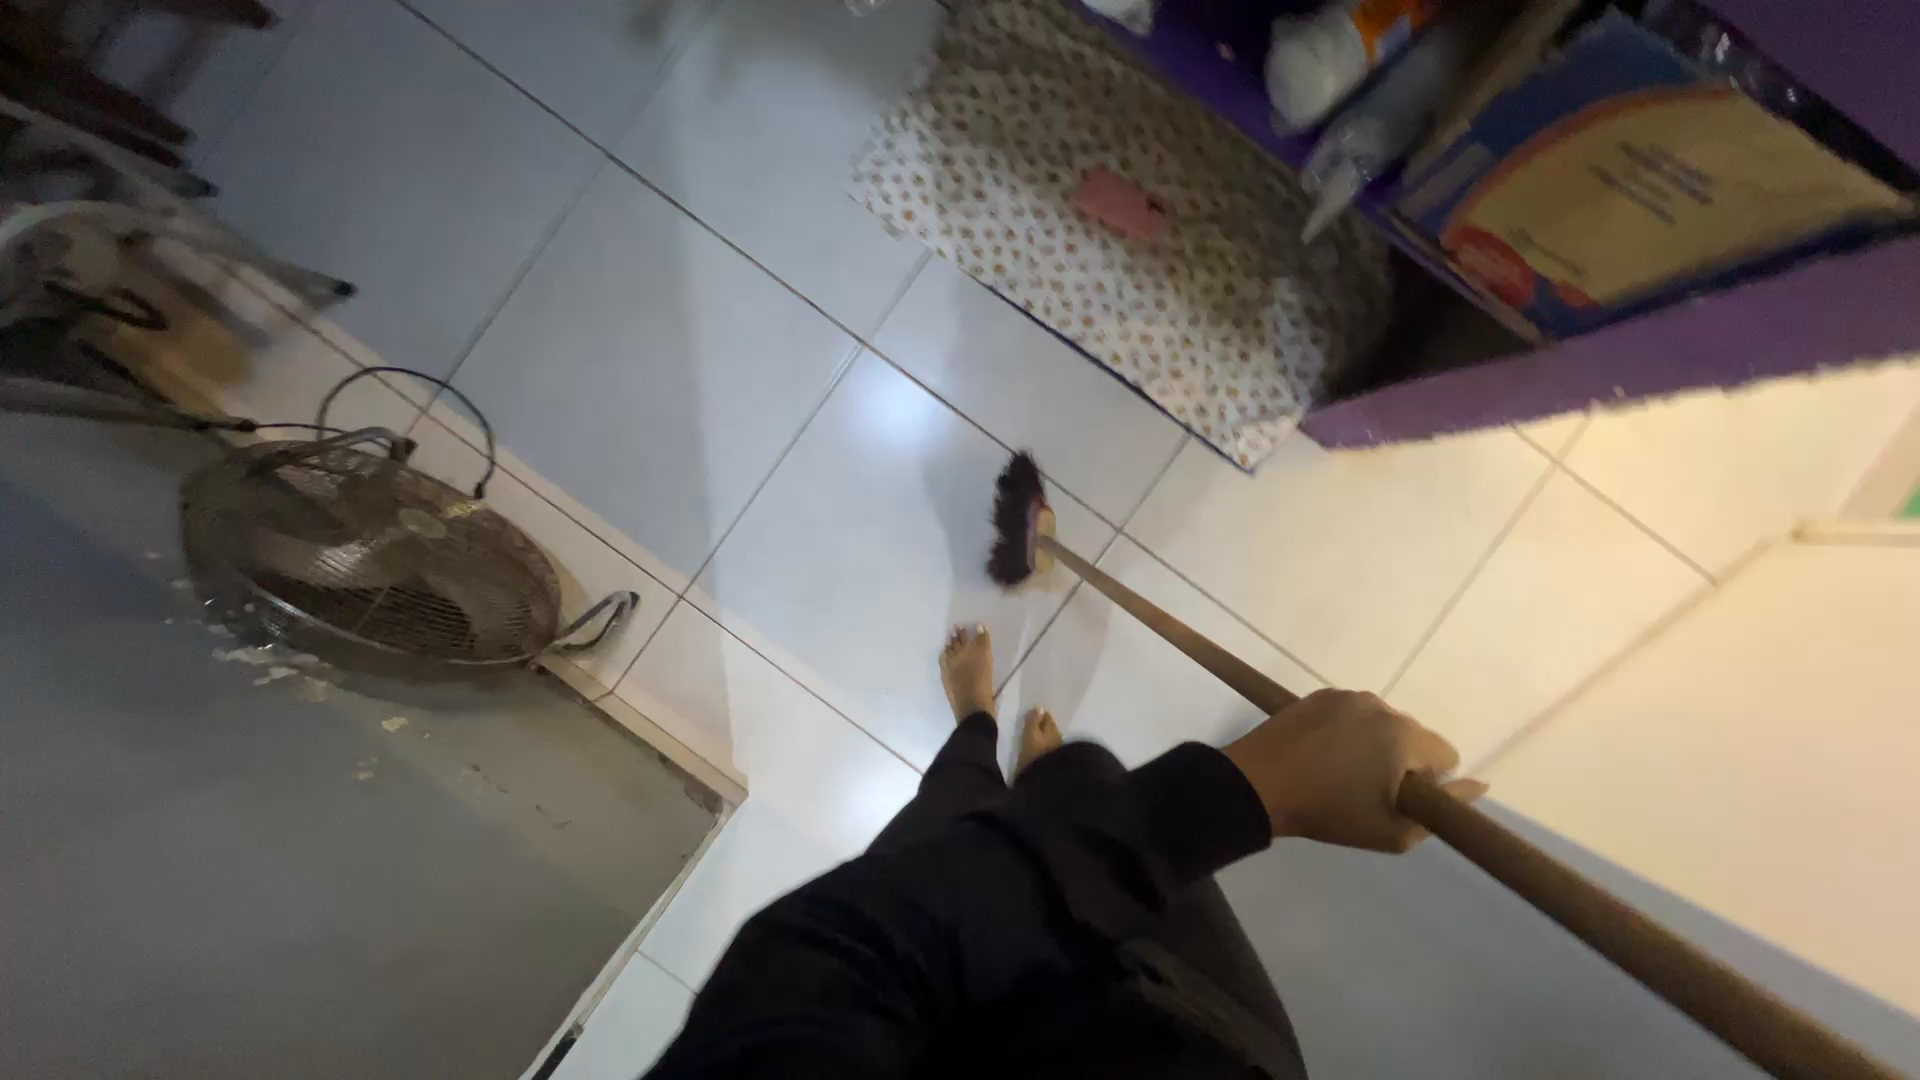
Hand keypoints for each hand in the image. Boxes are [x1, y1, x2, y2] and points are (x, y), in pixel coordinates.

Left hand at [1221, 689, 1486, 852]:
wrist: (1257, 785)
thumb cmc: (1329, 812)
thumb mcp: (1396, 830)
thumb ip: (1445, 809)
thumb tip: (1476, 785)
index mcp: (1402, 733)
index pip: (1445, 754)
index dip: (1430, 782)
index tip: (1396, 798)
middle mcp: (1377, 705)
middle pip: (1412, 735)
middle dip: (1402, 760)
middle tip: (1365, 788)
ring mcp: (1343, 696)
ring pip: (1381, 723)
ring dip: (1374, 744)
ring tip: (1341, 771)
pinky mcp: (1315, 696)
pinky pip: (1350, 715)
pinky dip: (1347, 732)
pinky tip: (1323, 754)